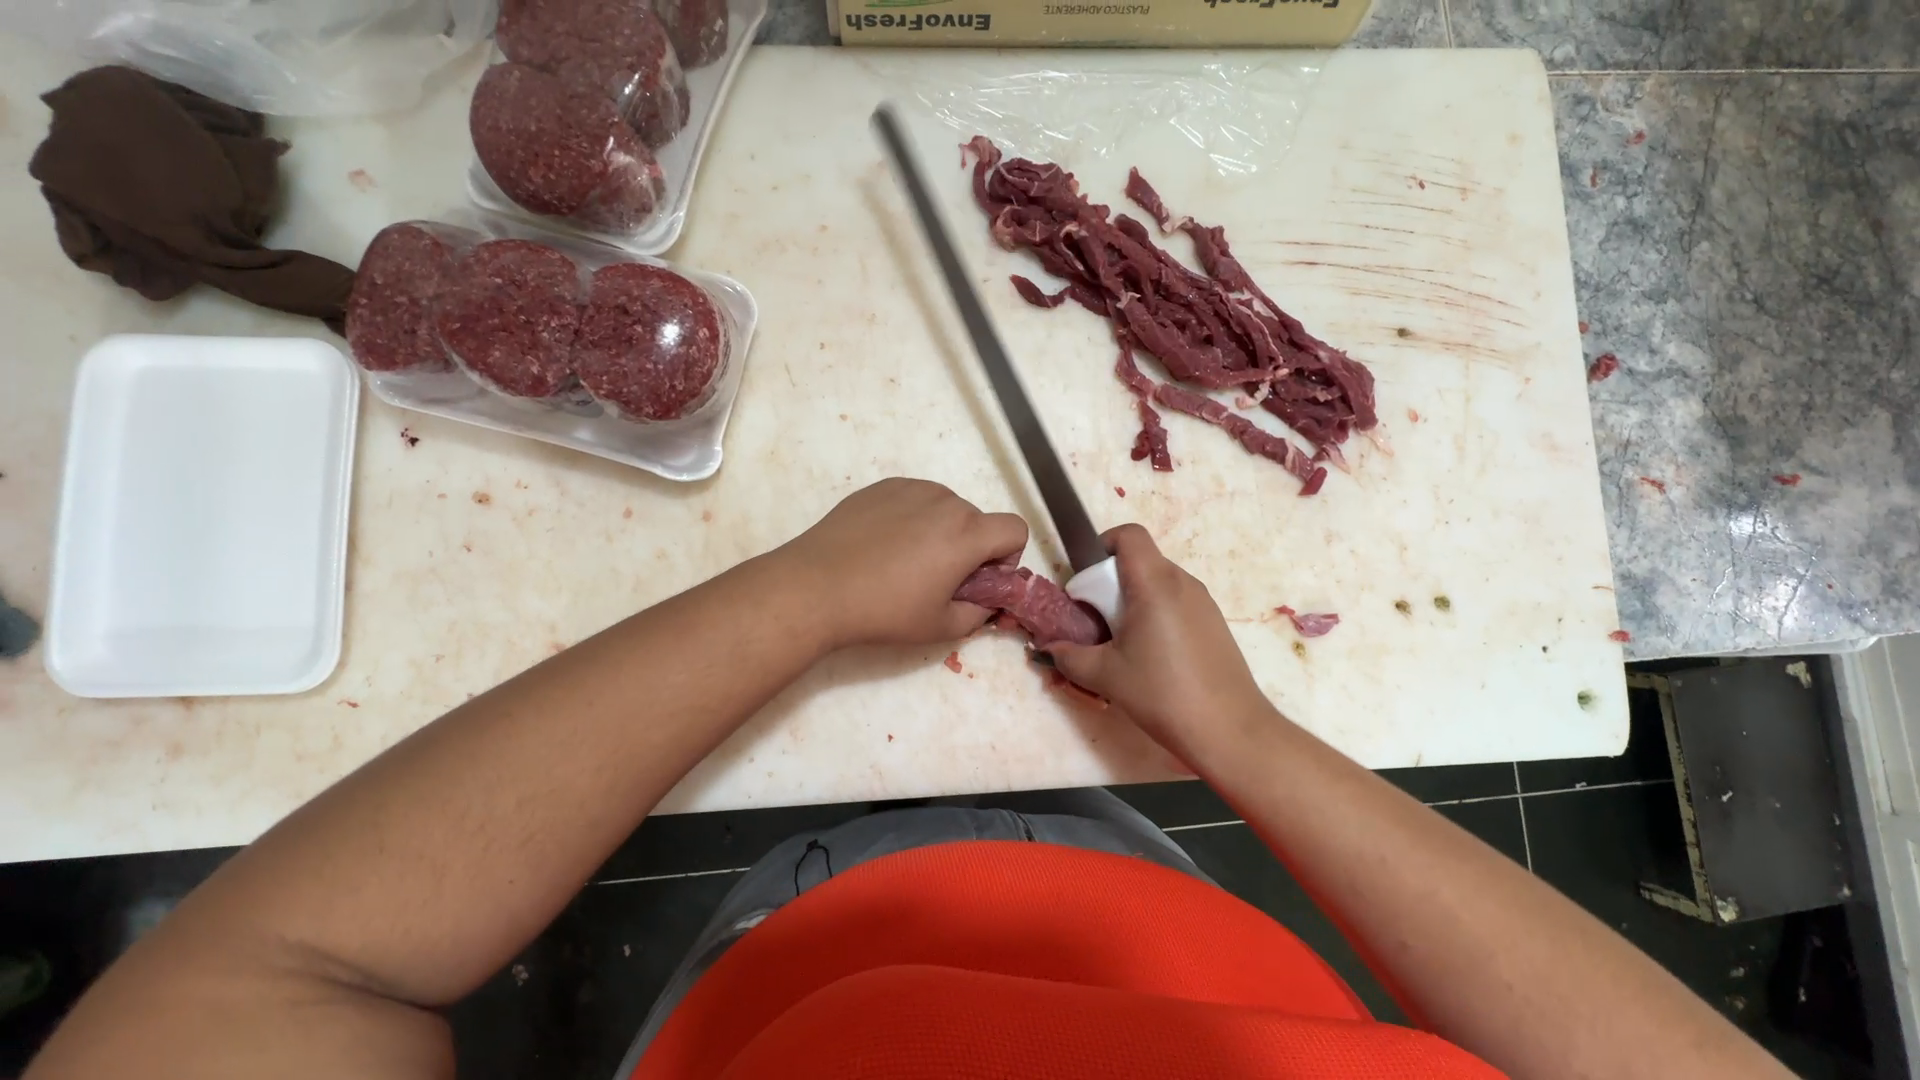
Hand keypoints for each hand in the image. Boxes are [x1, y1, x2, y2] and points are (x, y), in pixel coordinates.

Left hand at [777, 478, 1027, 648]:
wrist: (817, 586)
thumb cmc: (884, 611)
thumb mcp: (940, 627)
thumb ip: (978, 614)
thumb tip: (985, 601)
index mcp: (967, 534)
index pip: (1016, 529)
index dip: (1006, 556)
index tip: (978, 578)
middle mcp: (945, 501)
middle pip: (977, 521)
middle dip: (968, 547)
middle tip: (935, 579)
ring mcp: (911, 488)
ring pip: (945, 508)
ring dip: (939, 531)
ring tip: (902, 562)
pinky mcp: (882, 486)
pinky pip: (914, 499)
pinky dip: (910, 519)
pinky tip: (881, 545)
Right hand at [1048, 525, 1275, 766]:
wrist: (1229, 730)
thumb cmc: (1162, 694)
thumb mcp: (1104, 675)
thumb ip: (1069, 656)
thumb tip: (1048, 647)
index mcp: (1154, 584)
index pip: (1129, 535)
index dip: (1103, 545)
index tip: (1087, 580)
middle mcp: (1183, 583)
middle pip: (1141, 561)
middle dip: (1112, 583)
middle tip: (1096, 620)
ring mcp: (1203, 602)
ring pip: (1159, 584)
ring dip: (1134, 601)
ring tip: (1122, 643)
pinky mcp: (1215, 623)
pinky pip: (1177, 603)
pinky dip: (1157, 616)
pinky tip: (1151, 657)